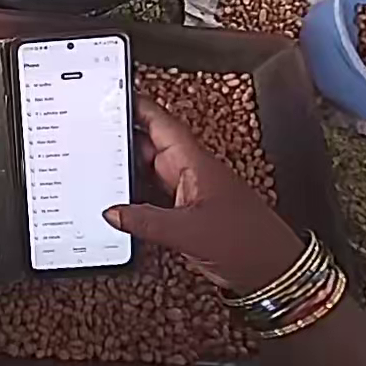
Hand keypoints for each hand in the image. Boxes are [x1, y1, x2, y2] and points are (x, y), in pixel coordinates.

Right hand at [104, 96, 301, 293]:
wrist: (273, 271)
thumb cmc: (247, 244)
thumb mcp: (189, 232)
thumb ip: (146, 221)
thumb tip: (112, 212)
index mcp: (194, 163)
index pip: (161, 124)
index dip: (138, 106)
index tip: (114, 95)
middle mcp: (190, 172)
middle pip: (150, 145)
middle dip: (123, 137)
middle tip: (92, 131)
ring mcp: (188, 191)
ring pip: (150, 170)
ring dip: (127, 167)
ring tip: (97, 162)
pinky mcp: (187, 211)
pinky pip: (153, 194)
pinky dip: (135, 193)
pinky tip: (119, 198)